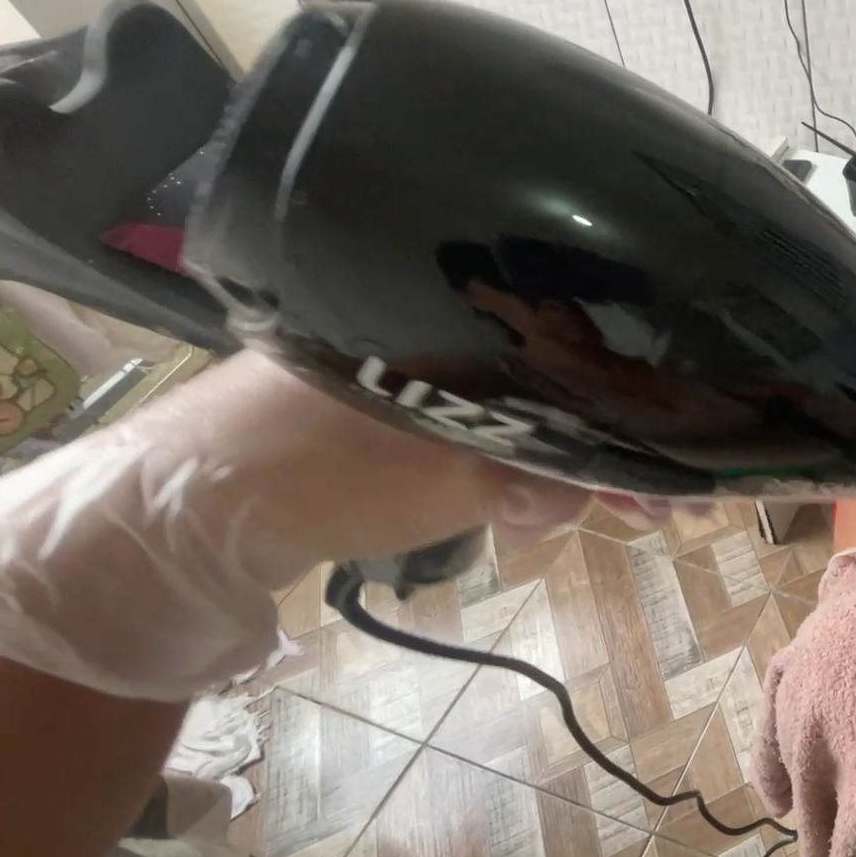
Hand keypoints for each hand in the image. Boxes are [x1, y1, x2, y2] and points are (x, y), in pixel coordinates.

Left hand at [0, 353, 632, 700]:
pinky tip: (540, 516)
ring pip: (541, 429)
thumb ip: (536, 482)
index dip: (634, 415)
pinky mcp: (422, 432)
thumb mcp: (443, 483)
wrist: (182, 523)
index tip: (673, 464)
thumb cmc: (313, 479)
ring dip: (583, 477)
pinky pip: (502, 450)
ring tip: (627, 518)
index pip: (578, 365)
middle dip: (619, 457)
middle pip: (569, 400)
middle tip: (666, 508)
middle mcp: (458, 352)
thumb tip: (619, 491)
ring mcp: (440, 393)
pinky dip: (533, 482)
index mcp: (460, 333)